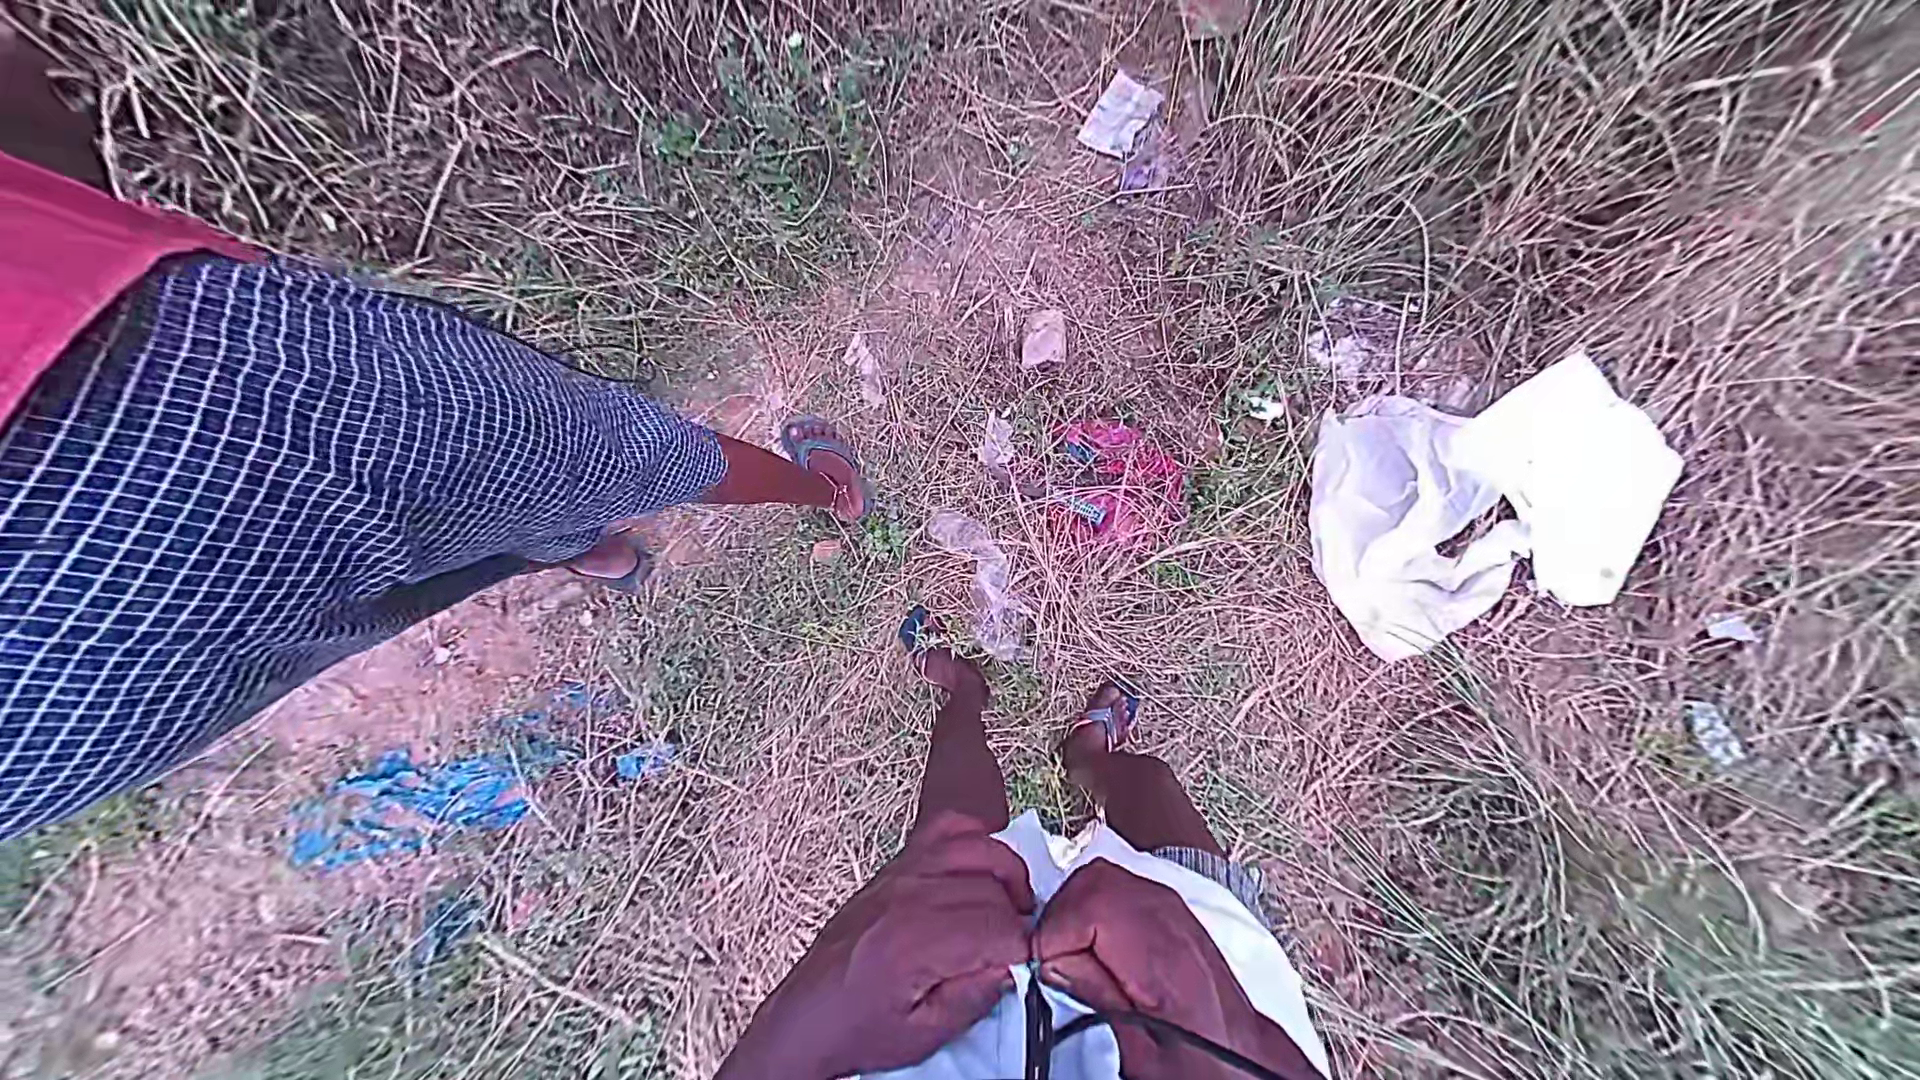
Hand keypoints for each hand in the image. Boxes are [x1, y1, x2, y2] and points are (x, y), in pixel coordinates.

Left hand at [718, 814, 1034, 1079]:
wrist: (809, 1012)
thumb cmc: (856, 1025)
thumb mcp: (920, 1034)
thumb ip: (972, 998)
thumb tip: (1011, 966)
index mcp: (916, 941)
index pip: (996, 926)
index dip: (1023, 945)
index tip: (1029, 960)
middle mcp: (911, 895)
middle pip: (992, 885)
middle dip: (1018, 913)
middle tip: (1022, 939)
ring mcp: (903, 872)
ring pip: (974, 845)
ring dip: (1005, 869)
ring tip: (1013, 898)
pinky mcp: (897, 864)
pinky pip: (942, 828)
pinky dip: (970, 835)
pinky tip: (981, 860)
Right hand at [1033, 859, 1319, 1079]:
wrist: (1244, 1058)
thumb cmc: (1201, 1063)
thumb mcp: (1141, 1053)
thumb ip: (1092, 1002)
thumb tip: (1050, 964)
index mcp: (1163, 950)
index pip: (1088, 905)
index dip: (1056, 937)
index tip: (1051, 973)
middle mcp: (1166, 914)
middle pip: (1090, 882)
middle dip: (1060, 920)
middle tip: (1056, 965)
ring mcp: (1164, 901)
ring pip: (1097, 877)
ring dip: (1072, 913)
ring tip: (1074, 959)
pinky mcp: (1160, 902)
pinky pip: (1111, 885)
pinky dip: (1090, 909)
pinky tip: (1094, 947)